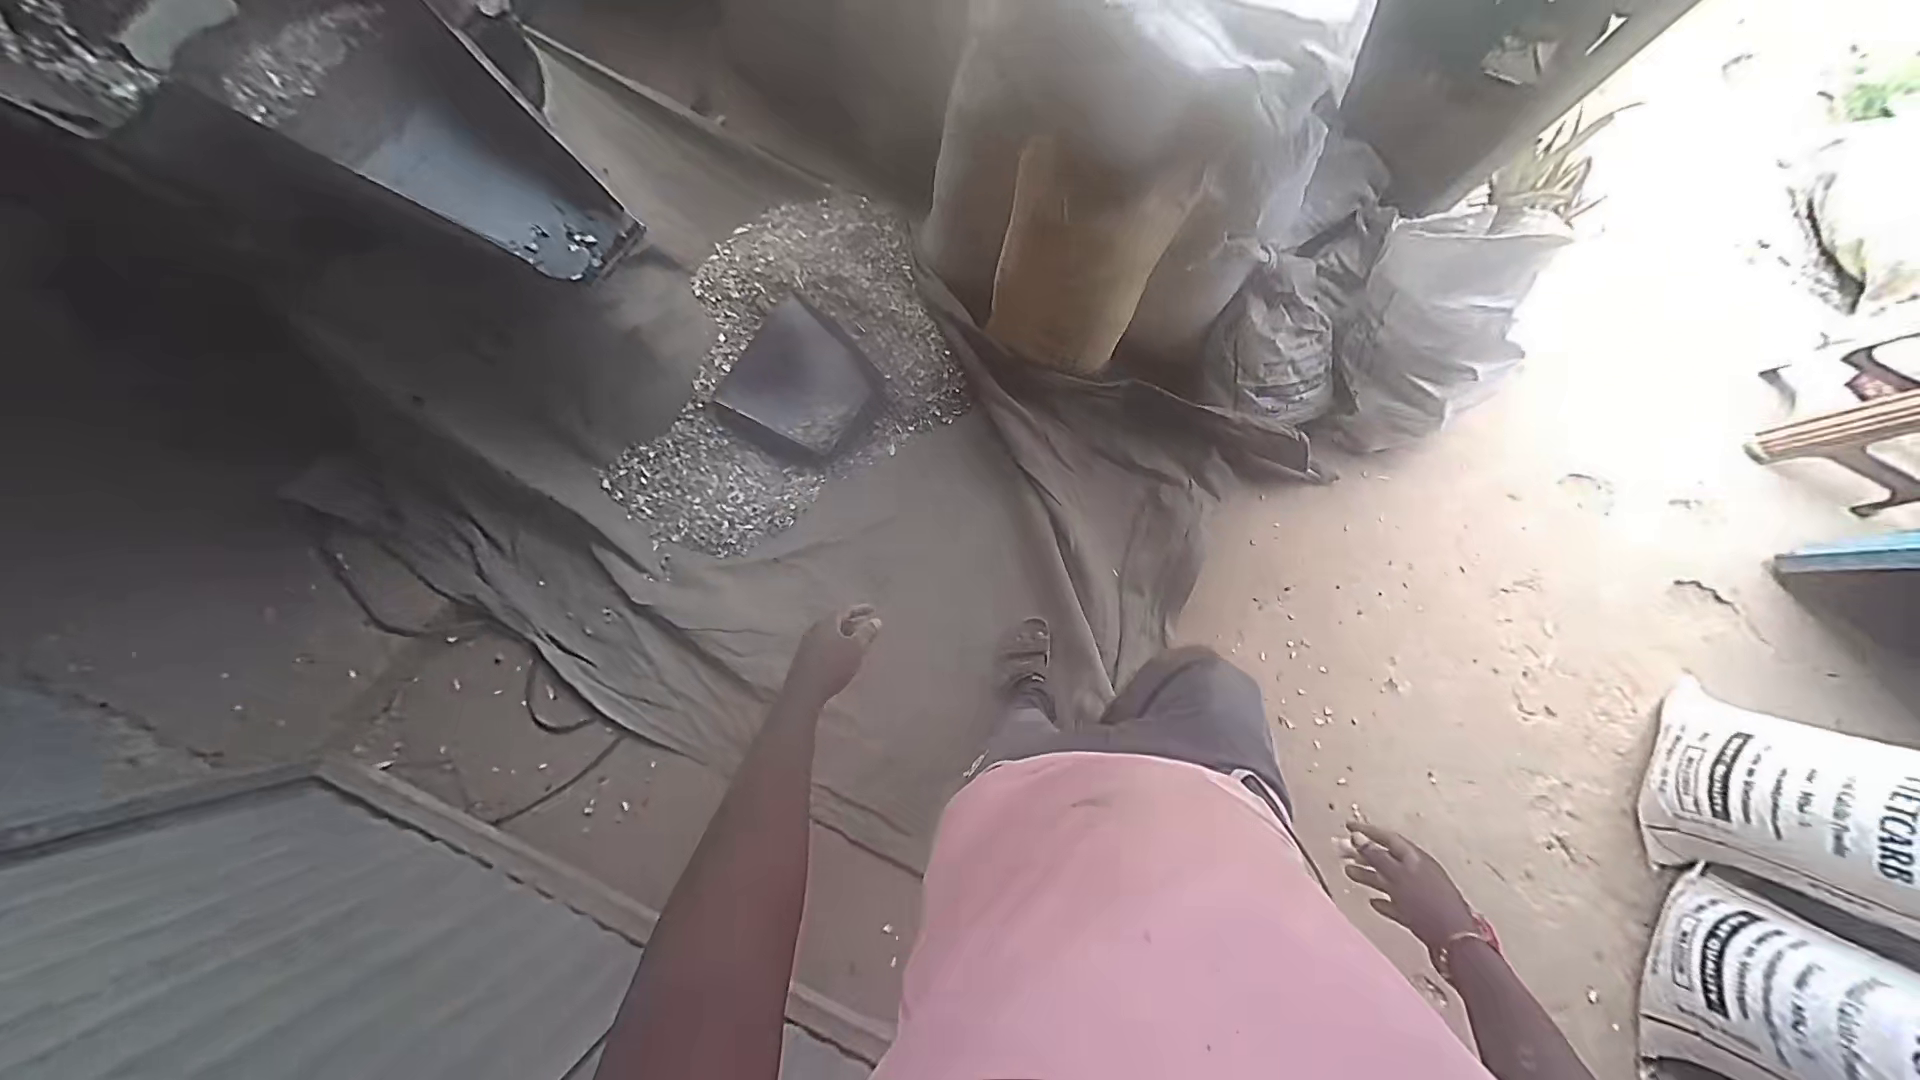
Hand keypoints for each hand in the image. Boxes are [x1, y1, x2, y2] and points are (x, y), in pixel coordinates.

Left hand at [782, 605, 881, 706]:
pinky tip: (842, 655)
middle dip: (852, 623)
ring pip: (829, 634)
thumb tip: (876, 620)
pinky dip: (836, 646)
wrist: (805, 692)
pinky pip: (824, 645)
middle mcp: (814, 630)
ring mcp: (807, 644)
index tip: (873, 610)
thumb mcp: (856, 649)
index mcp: (826, 623)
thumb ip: (867, 633)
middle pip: (836, 622)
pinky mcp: (804, 658)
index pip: (845, 610)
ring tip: (857, 642)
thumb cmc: (834, 666)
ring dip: (844, 636)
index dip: (860, 609)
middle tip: (866, 626)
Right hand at [1342, 822, 1478, 952]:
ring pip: (1389, 880)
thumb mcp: (1396, 875)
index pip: (1387, 838)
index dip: (1366, 831)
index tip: (1348, 826)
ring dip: (1369, 876)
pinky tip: (1374, 902)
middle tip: (1342, 851)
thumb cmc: (1424, 903)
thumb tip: (1357, 837)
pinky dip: (1385, 899)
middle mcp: (1418, 872)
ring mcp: (1421, 893)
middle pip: (1387, 858)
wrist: (1454, 943)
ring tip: (1349, 873)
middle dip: (1364, 854)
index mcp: (1415, 858)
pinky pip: (1398, 902)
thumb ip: (1375, 856)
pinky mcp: (1421, 914)